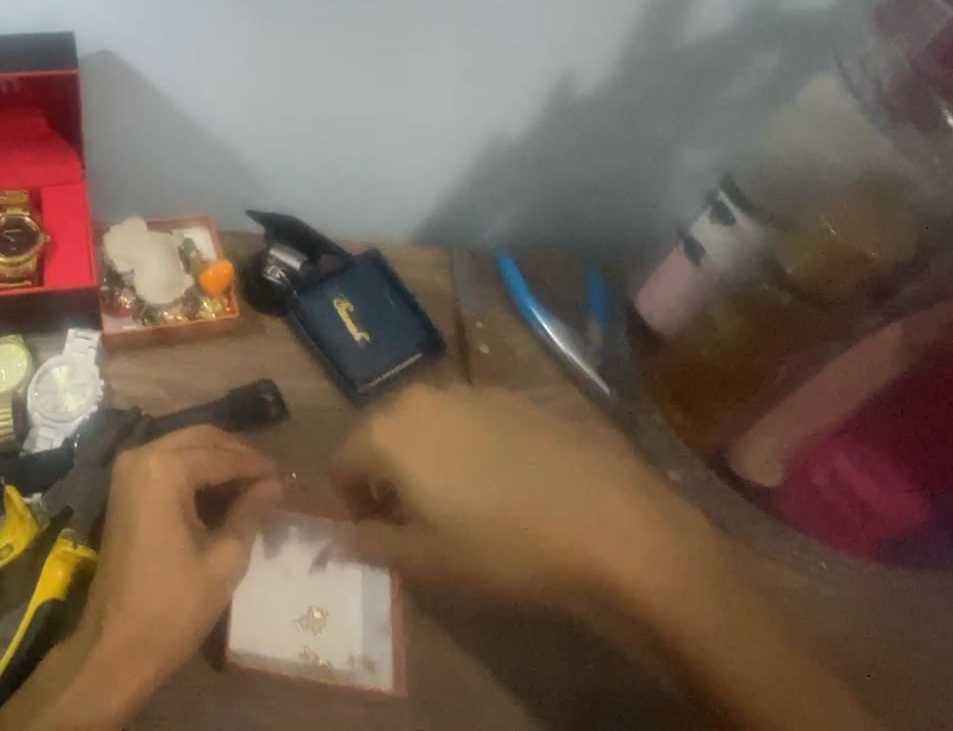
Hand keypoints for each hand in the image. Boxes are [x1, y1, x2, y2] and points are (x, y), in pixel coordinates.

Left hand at [0, 427, 281, 730]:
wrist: (115, 647)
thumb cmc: (174, 607)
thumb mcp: (225, 558)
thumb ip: (251, 511)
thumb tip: (276, 483)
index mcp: (164, 469)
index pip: (222, 456)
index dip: (258, 466)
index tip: (289, 476)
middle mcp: (141, 456)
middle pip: (200, 440)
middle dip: (237, 455)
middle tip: (272, 478)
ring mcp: (128, 472)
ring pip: (184, 449)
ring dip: (217, 462)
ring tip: (254, 487)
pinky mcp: (124, 490)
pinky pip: (167, 466)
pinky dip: (195, 474)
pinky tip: (223, 495)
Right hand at [331, 384, 719, 609]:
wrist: (611, 521)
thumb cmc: (502, 546)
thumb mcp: (426, 560)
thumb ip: (371, 544)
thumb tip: (341, 537)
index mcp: (387, 432)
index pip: (341, 461)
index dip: (349, 500)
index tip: (372, 532)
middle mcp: (420, 397)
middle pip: (382, 434)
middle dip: (385, 474)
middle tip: (411, 519)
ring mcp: (470, 391)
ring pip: (427, 424)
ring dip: (426, 458)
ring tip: (459, 502)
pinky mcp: (515, 396)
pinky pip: (470, 419)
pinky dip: (467, 446)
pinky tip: (502, 483)